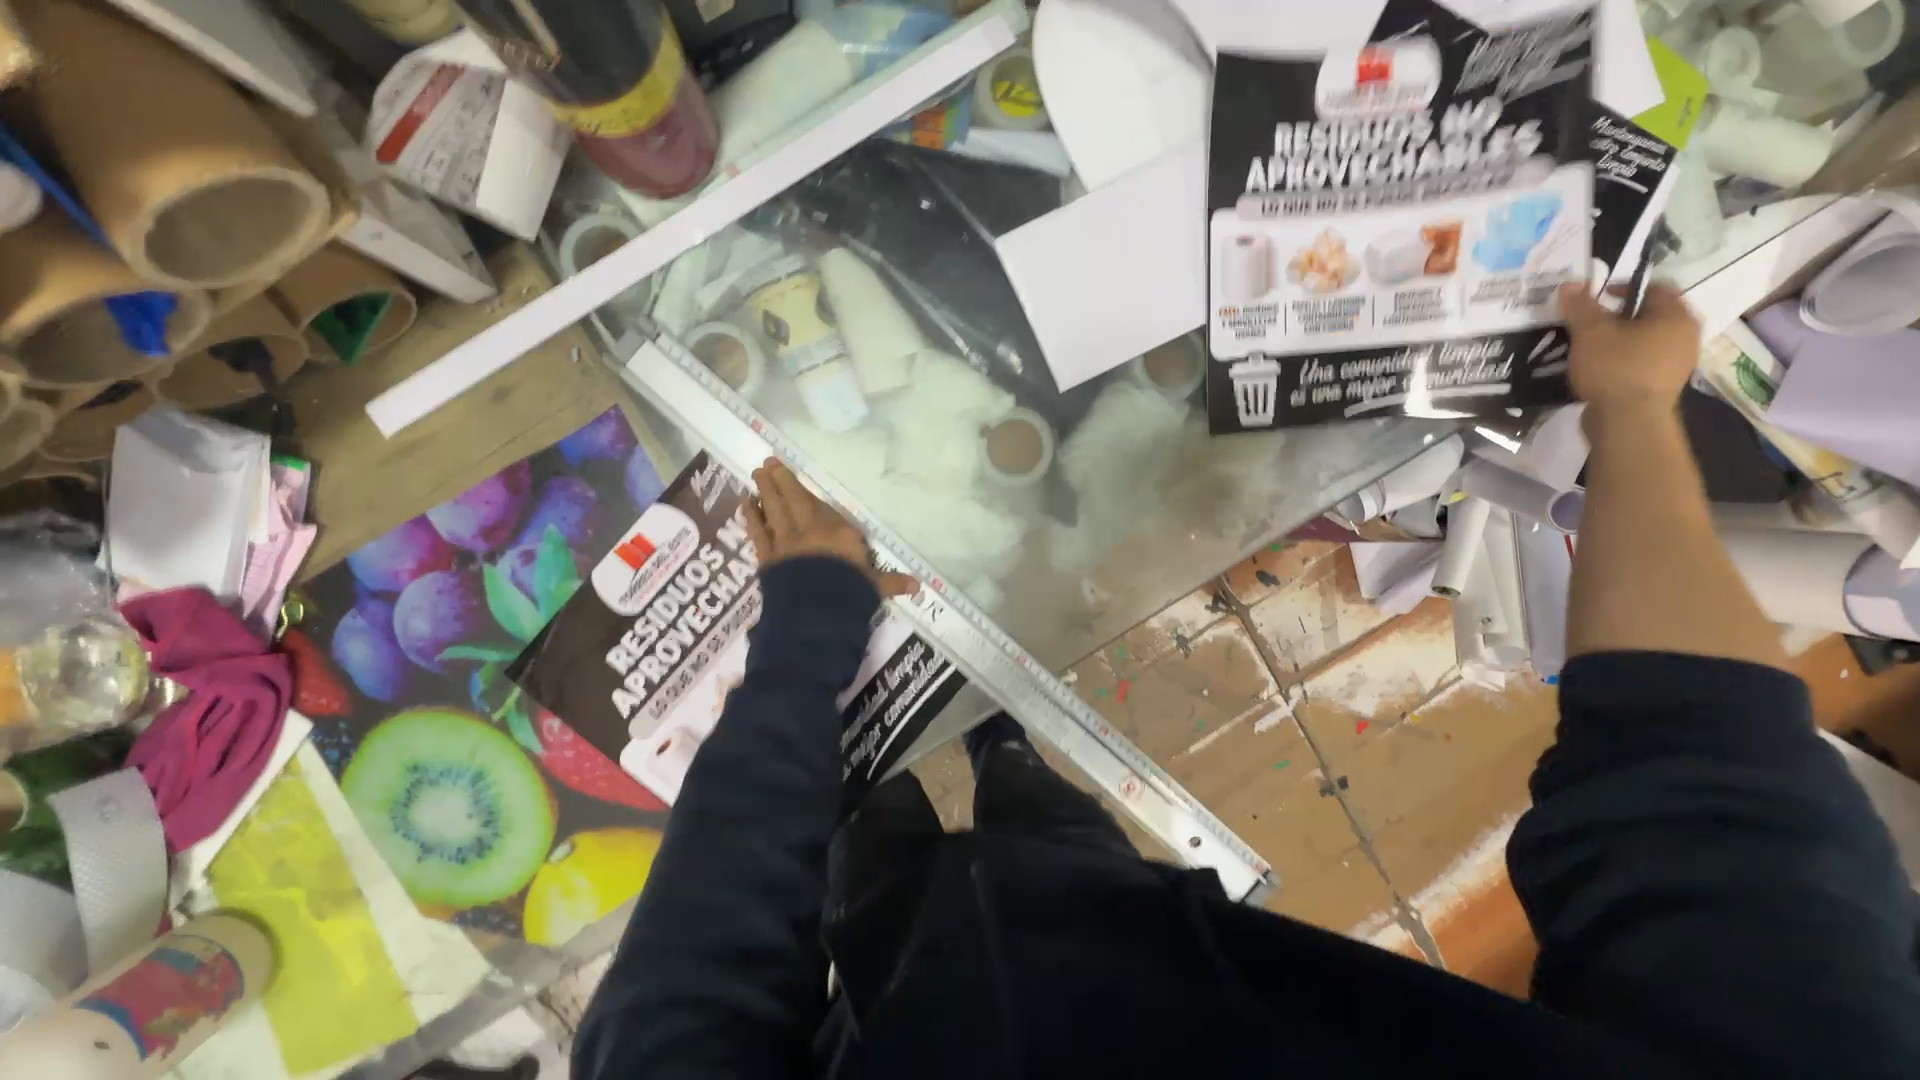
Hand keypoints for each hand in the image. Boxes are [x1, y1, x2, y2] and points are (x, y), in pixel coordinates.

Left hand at [746, 458, 918, 598]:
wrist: (815, 611)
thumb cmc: (849, 595)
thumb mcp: (874, 588)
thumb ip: (892, 582)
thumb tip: (918, 587)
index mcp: (839, 533)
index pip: (826, 510)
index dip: (811, 494)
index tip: (805, 483)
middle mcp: (811, 529)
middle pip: (796, 499)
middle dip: (783, 480)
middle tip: (770, 462)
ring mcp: (787, 541)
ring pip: (775, 509)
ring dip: (766, 490)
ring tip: (758, 472)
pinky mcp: (769, 557)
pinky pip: (758, 531)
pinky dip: (752, 516)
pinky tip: (746, 502)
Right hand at [1558, 282, 1700, 415]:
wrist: (1628, 420)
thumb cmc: (1615, 368)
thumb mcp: (1591, 334)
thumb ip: (1581, 307)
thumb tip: (1571, 283)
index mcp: (1676, 316)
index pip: (1655, 288)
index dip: (1624, 288)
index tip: (1596, 299)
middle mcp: (1686, 335)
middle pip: (1651, 315)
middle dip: (1620, 317)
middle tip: (1590, 324)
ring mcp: (1679, 362)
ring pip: (1647, 340)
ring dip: (1621, 340)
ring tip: (1591, 348)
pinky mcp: (1664, 384)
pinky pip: (1644, 362)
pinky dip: (1624, 360)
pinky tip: (1601, 369)